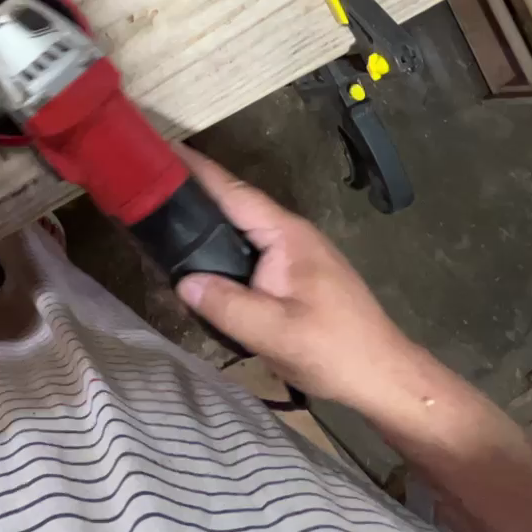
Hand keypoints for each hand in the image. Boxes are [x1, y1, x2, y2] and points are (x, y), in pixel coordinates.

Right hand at [172, 147, 423, 411]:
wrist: (387, 380)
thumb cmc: (337, 352)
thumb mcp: (277, 333)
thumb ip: (227, 305)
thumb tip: (181, 281)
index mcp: (286, 234)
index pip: (233, 190)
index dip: (196, 169)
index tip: (159, 151)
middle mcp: (288, 234)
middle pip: (232, 203)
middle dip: (192, 192)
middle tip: (144, 189)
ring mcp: (291, 253)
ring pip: (238, 227)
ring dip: (204, 221)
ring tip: (159, 218)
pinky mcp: (290, 273)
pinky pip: (245, 248)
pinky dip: (217, 245)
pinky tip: (195, 258)